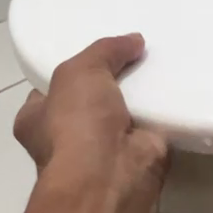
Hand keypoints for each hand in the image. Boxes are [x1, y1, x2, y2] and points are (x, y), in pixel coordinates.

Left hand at [14, 34, 169, 204]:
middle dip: (110, 82)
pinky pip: (151, 126)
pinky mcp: (137, 154)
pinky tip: (176, 91)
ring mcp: (101, 149)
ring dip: (139, 97)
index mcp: (36, 120)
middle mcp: (65, 137)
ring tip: (160, 66)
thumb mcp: (80, 71)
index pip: (51, 88)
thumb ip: (105, 51)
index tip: (97, 53)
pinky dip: (162, 112)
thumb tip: (134, 40)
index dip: (72, 69)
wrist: (110, 172)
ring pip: (123, 112)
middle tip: (134, 56)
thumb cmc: (77, 123)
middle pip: (90, 99)